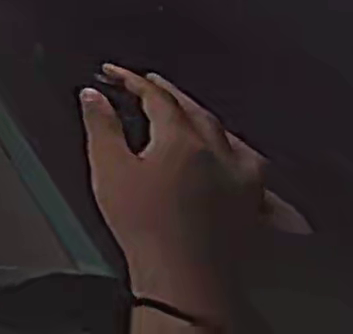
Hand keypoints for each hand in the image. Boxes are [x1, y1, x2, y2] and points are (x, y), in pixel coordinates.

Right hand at [82, 65, 307, 320]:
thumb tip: (94, 94)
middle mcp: (220, 156)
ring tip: (194, 116)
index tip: (112, 72)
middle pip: (198, 112)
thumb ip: (101, 124)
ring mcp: (245, 187)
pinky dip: (244, 161)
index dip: (133, 80)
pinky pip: (258, 178)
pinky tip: (241, 167)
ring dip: (209, 122)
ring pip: (234, 141)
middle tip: (150, 82)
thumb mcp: (108, 164)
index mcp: (182, 140)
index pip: (157, 97)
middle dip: (171, 93)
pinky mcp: (255, 213)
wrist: (183, 279)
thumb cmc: (142, 220)